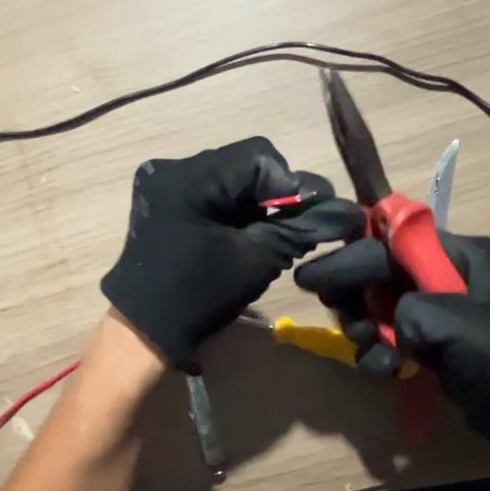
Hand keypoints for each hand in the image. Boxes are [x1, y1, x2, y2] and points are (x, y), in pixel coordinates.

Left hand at [101, 137, 364, 368]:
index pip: (258, 157)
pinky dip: (236, 211)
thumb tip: (346, 212)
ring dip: (256, 203)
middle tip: (291, 230)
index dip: (291, 185)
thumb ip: (300, 229)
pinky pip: (213, 194)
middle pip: (244, 164)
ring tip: (268, 236)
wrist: (142, 333)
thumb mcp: (256, 260)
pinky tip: (244, 237)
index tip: (309, 219)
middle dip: (274, 195)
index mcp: (188, 177)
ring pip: (231, 179)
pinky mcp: (165, 203)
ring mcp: (164, 185)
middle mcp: (171, 169)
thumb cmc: (198, 297)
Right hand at [294, 233, 489, 482]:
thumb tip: (391, 320)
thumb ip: (414, 307)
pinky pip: (394, 334)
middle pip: (383, 270)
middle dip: (357, 296)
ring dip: (366, 328)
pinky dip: (380, 351)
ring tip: (368, 351)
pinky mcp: (440, 341)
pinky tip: (383, 370)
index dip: (351, 256)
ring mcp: (447, 309)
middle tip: (347, 322)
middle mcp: (454, 273)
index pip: (396, 240)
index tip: (310, 279)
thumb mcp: (463, 328)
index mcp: (467, 255)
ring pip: (383, 304)